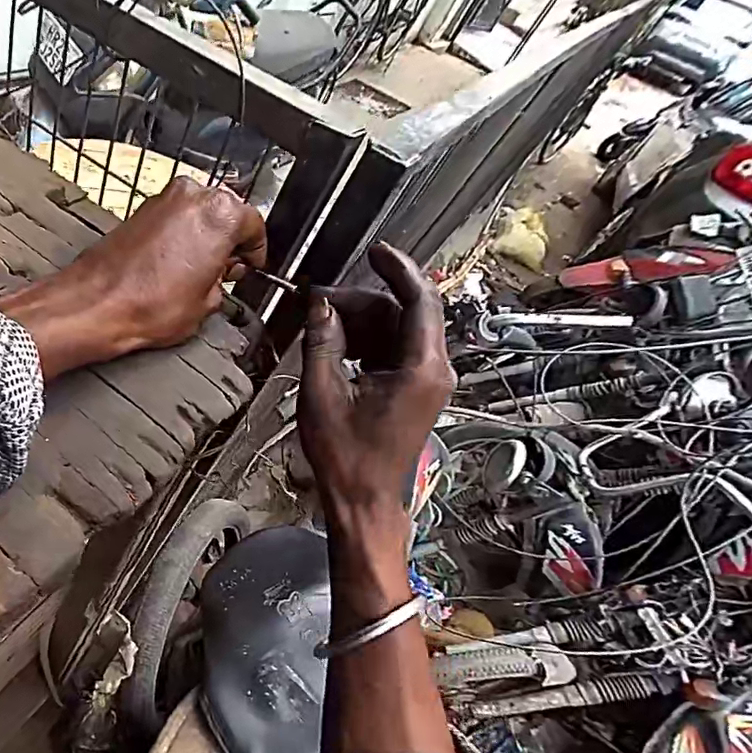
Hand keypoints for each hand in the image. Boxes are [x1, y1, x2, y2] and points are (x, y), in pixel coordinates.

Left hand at [0, 176, 266, 377]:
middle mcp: (191, 195)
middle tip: (227, 271)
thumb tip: (219, 278)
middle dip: (229, 240)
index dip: (257, 249)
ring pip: (198, 212)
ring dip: (203, 237)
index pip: (255, 222)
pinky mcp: (139, 210)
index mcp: (220, 213)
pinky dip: (180, 235)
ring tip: (199, 273)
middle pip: (226, 212)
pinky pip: (173, 218)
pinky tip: (175, 266)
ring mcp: (162, 199)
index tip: (252, 263)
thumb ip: (223, 281)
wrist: (97, 305)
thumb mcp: (206, 303)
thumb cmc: (146, 304)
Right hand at [297, 243, 453, 535]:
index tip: (375, 251)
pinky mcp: (412, 391)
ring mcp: (424, 381)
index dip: (397, 269)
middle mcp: (432, 370)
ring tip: (320, 329)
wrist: (363, 501)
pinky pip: (391, 351)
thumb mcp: (322, 393)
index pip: (419, 300)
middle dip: (361, 302)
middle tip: (320, 305)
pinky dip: (364, 343)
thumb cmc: (347, 458)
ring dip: (359, 323)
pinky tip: (334, 349)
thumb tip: (319, 305)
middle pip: (402, 314)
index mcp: (421, 368)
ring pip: (395, 331)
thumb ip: (322, 342)